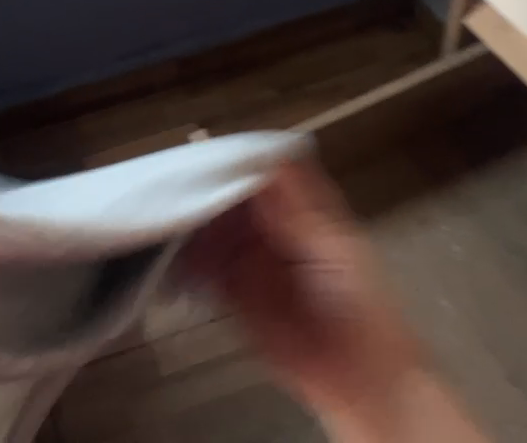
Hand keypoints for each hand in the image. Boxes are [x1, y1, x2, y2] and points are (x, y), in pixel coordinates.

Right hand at [184, 160, 484, 442]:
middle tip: (171, 180)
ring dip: (190, 222)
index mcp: (299, 209)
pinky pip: (204, 271)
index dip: (235, 158)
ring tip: (163, 212)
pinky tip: (168, 253)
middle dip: (202, 188)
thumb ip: (297, 210)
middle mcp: (271, 228)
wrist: (364, 381)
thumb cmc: (362, 306)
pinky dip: (186, 262)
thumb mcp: (334, 247)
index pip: (261, 171)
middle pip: (229, 197)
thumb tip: (265, 162)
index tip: (204, 146)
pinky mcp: (234, 293)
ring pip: (212, 230)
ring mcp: (250, 260)